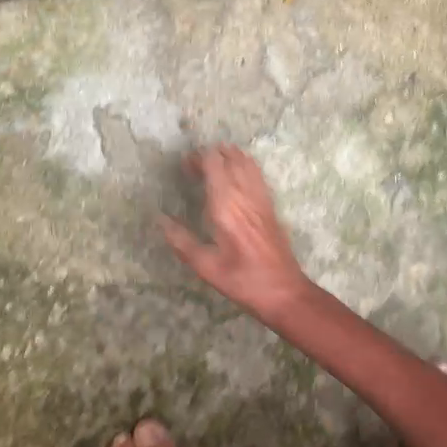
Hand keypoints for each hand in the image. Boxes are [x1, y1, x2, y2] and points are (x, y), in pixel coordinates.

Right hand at [162, 145, 311, 316]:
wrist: (285, 291)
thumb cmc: (244, 280)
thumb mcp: (206, 267)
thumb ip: (182, 241)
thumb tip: (160, 220)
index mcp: (226, 206)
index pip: (213, 163)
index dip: (197, 158)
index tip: (184, 167)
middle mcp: (245, 194)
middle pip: (229, 157)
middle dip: (210, 154)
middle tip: (194, 167)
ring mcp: (261, 197)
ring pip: (245, 161)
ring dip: (227, 156)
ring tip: (212, 165)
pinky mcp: (270, 204)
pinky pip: (256, 173)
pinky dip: (243, 165)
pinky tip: (235, 175)